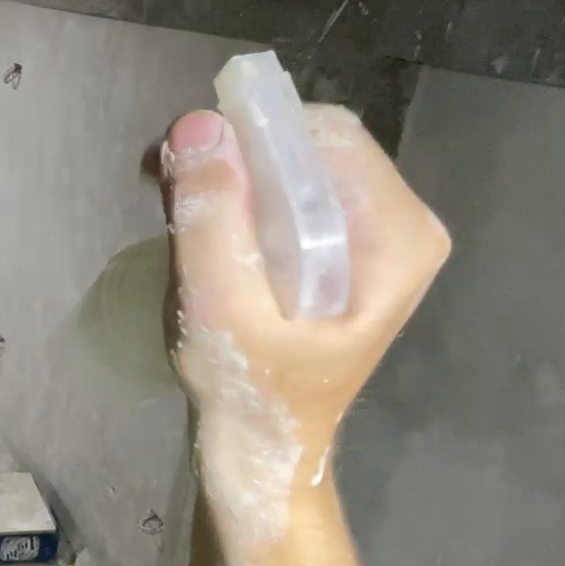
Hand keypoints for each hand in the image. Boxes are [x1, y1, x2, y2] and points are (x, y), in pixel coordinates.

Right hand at [158, 106, 448, 542]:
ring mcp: (365, 235)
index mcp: (394, 234)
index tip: (184, 162)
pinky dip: (233, 197)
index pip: (323, 136)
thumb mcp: (220, 304)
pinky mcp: (334, 248)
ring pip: (289, 166)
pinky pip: (281, 194)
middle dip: (233, 154)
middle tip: (170, 188)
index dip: (249, 134)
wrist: (261, 441)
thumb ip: (212, 217)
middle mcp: (393, 222)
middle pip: (307, 145)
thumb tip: (195, 123)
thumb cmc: (248, 385)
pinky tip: (199, 225)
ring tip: (178, 213)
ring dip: (225, 175)